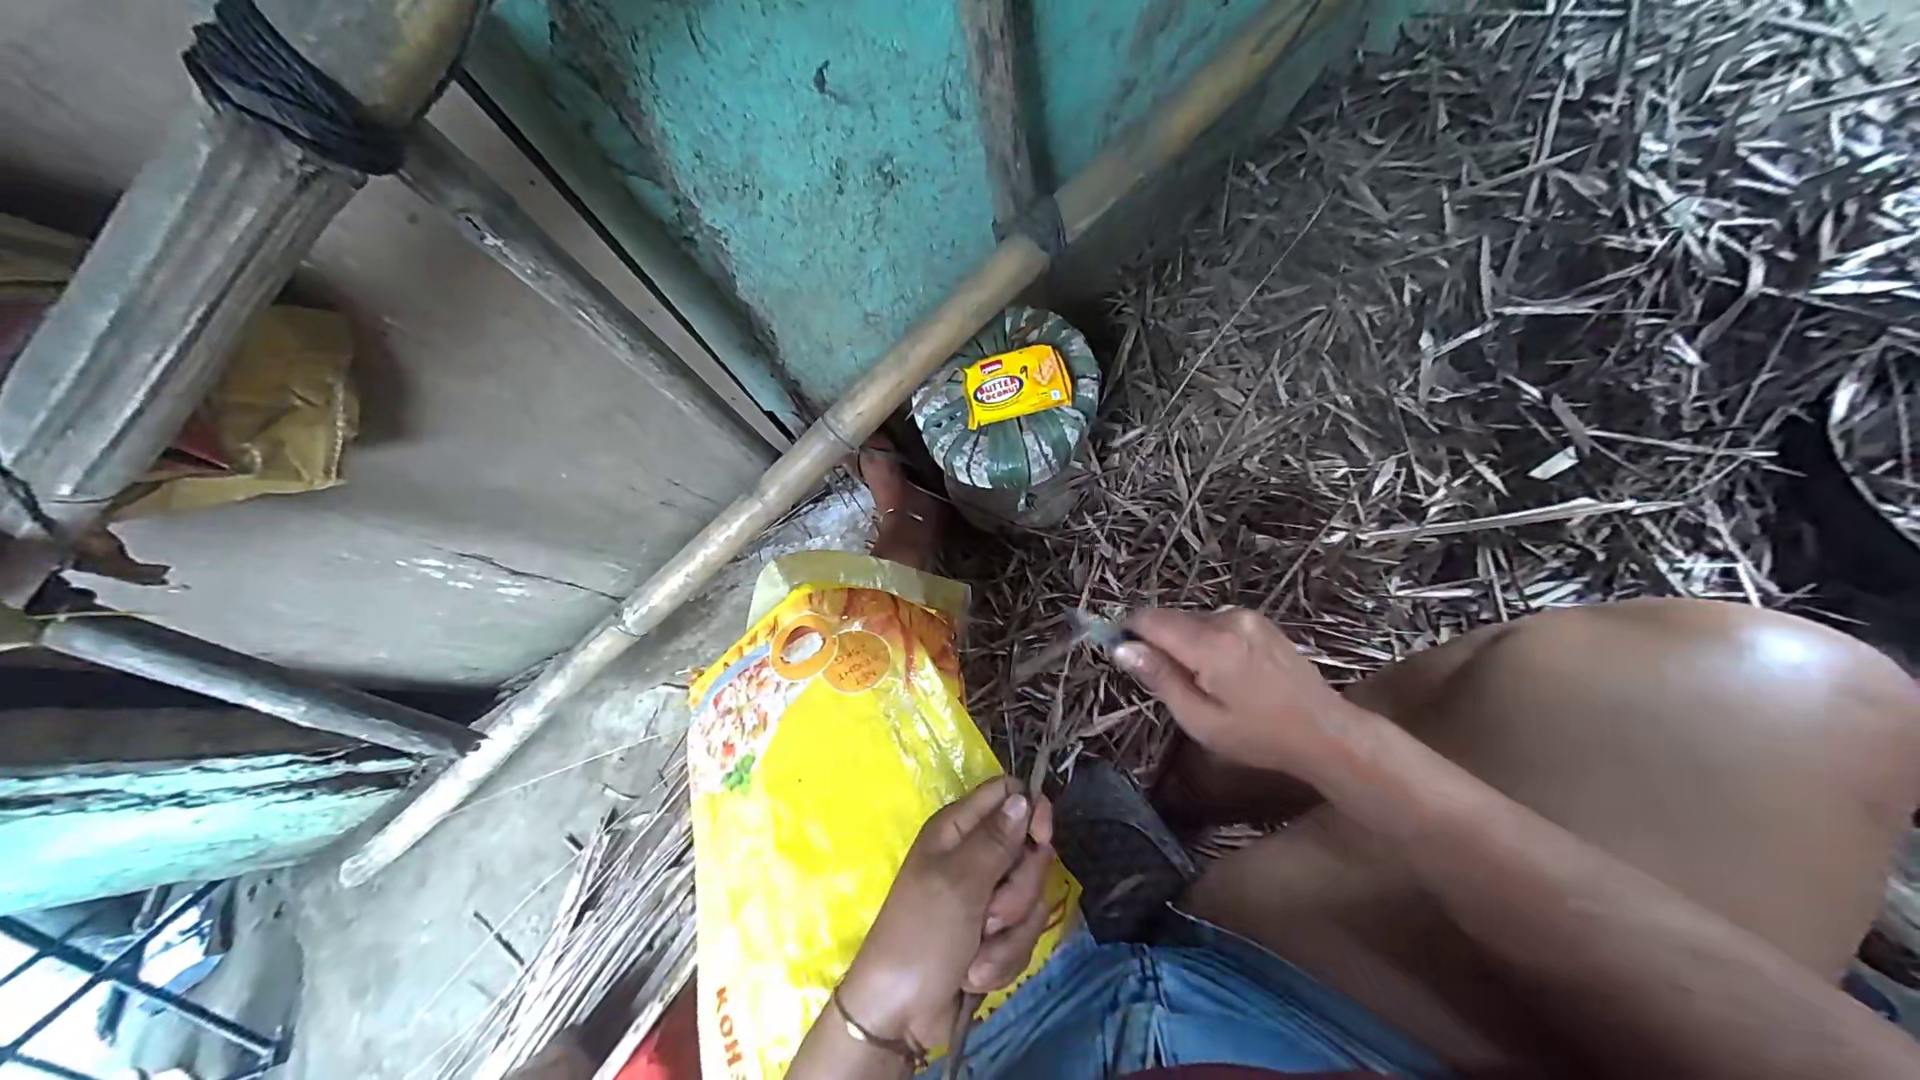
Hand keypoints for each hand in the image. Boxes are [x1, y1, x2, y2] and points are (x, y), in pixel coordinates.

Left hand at [836, 776, 1054, 1052]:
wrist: (899, 1016)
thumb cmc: (921, 936)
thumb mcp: (959, 883)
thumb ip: (996, 840)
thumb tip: (1023, 798)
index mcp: (957, 829)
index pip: (1007, 794)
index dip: (1031, 810)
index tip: (1042, 839)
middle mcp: (974, 855)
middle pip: (1029, 850)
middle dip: (1018, 891)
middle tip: (989, 914)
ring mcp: (985, 896)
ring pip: (1031, 898)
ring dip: (1008, 934)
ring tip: (975, 951)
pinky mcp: (994, 933)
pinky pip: (1023, 934)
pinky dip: (1003, 958)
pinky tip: (975, 972)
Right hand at [1116, 606, 1372, 778]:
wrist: (1326, 733)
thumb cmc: (1259, 736)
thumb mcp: (1200, 720)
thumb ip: (1160, 678)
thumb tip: (1122, 648)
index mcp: (1212, 644)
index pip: (1151, 620)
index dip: (1129, 632)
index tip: (1121, 653)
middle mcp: (1228, 619)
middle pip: (1171, 618)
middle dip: (1159, 643)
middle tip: (1169, 683)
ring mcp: (1247, 617)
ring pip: (1192, 620)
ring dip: (1183, 643)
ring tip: (1202, 682)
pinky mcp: (1259, 620)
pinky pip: (1215, 623)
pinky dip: (1205, 641)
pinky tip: (1223, 672)